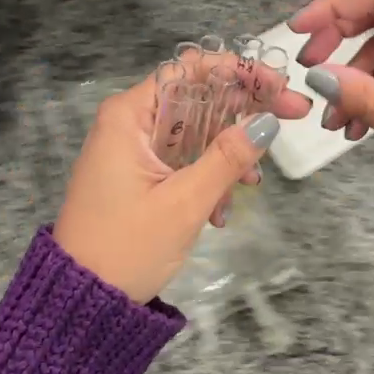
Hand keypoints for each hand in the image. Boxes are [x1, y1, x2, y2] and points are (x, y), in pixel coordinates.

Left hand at [53, 64, 311, 303]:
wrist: (80, 303)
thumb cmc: (126, 247)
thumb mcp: (184, 202)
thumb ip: (227, 157)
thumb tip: (267, 120)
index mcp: (130, 115)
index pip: (189, 70)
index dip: (239, 71)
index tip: (278, 85)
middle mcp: (130, 123)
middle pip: (198, 97)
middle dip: (243, 111)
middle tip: (292, 117)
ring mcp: (133, 150)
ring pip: (195, 132)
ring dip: (228, 153)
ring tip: (252, 183)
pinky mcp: (139, 176)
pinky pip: (183, 160)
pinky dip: (208, 177)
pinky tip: (223, 210)